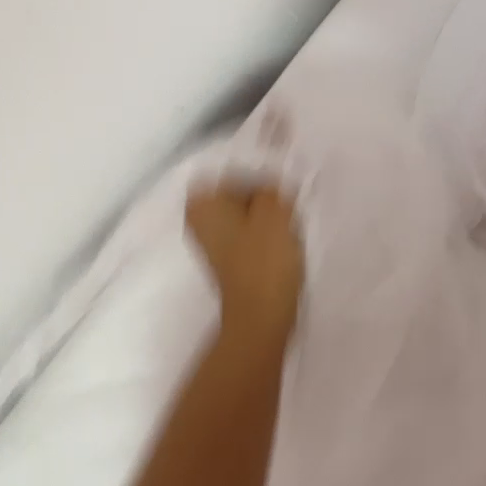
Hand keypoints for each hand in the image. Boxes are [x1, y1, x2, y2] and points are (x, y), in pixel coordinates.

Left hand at [186, 181, 304, 339]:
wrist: (260, 315)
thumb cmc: (265, 259)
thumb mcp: (275, 211)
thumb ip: (271, 186)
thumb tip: (268, 180)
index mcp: (203, 204)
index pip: (231, 170)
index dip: (257, 172)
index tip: (279, 183)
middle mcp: (199, 220)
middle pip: (235, 189)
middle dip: (260, 191)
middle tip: (285, 199)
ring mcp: (211, 241)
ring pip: (243, 209)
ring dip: (264, 209)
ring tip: (286, 218)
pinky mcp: (227, 257)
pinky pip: (246, 229)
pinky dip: (262, 228)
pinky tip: (282, 236)